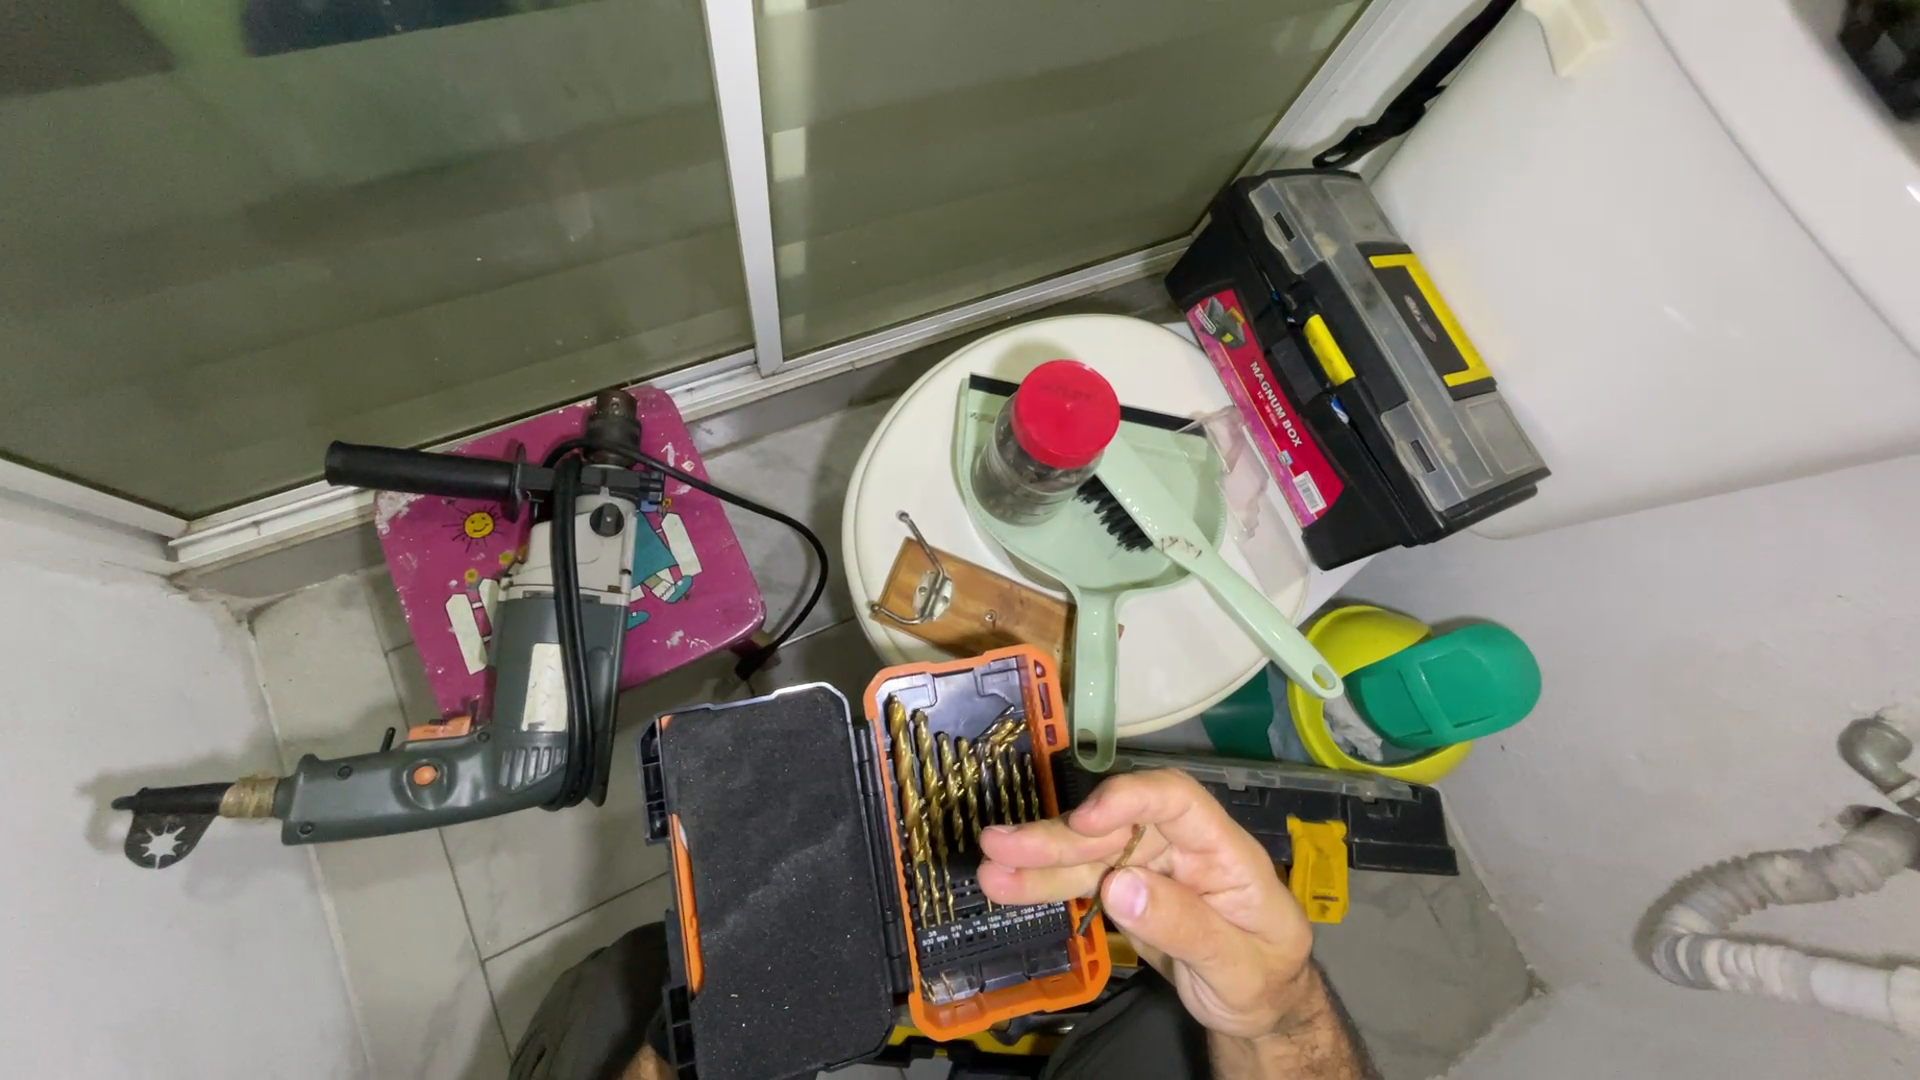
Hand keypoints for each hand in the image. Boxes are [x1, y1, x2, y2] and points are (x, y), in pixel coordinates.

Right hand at [977, 769, 1317, 1038]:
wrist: (1255, 1003)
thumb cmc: (1264, 978)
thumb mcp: (1240, 968)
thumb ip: (1186, 926)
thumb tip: (1119, 887)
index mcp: (1222, 849)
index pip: (1176, 800)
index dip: (1128, 798)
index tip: (1084, 819)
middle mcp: (1178, 843)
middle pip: (1115, 826)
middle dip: (1058, 835)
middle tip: (1003, 844)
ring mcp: (1147, 861)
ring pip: (1087, 850)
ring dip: (1038, 859)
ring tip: (991, 865)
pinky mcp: (1123, 883)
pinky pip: (1080, 877)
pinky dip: (1043, 882)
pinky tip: (1007, 883)